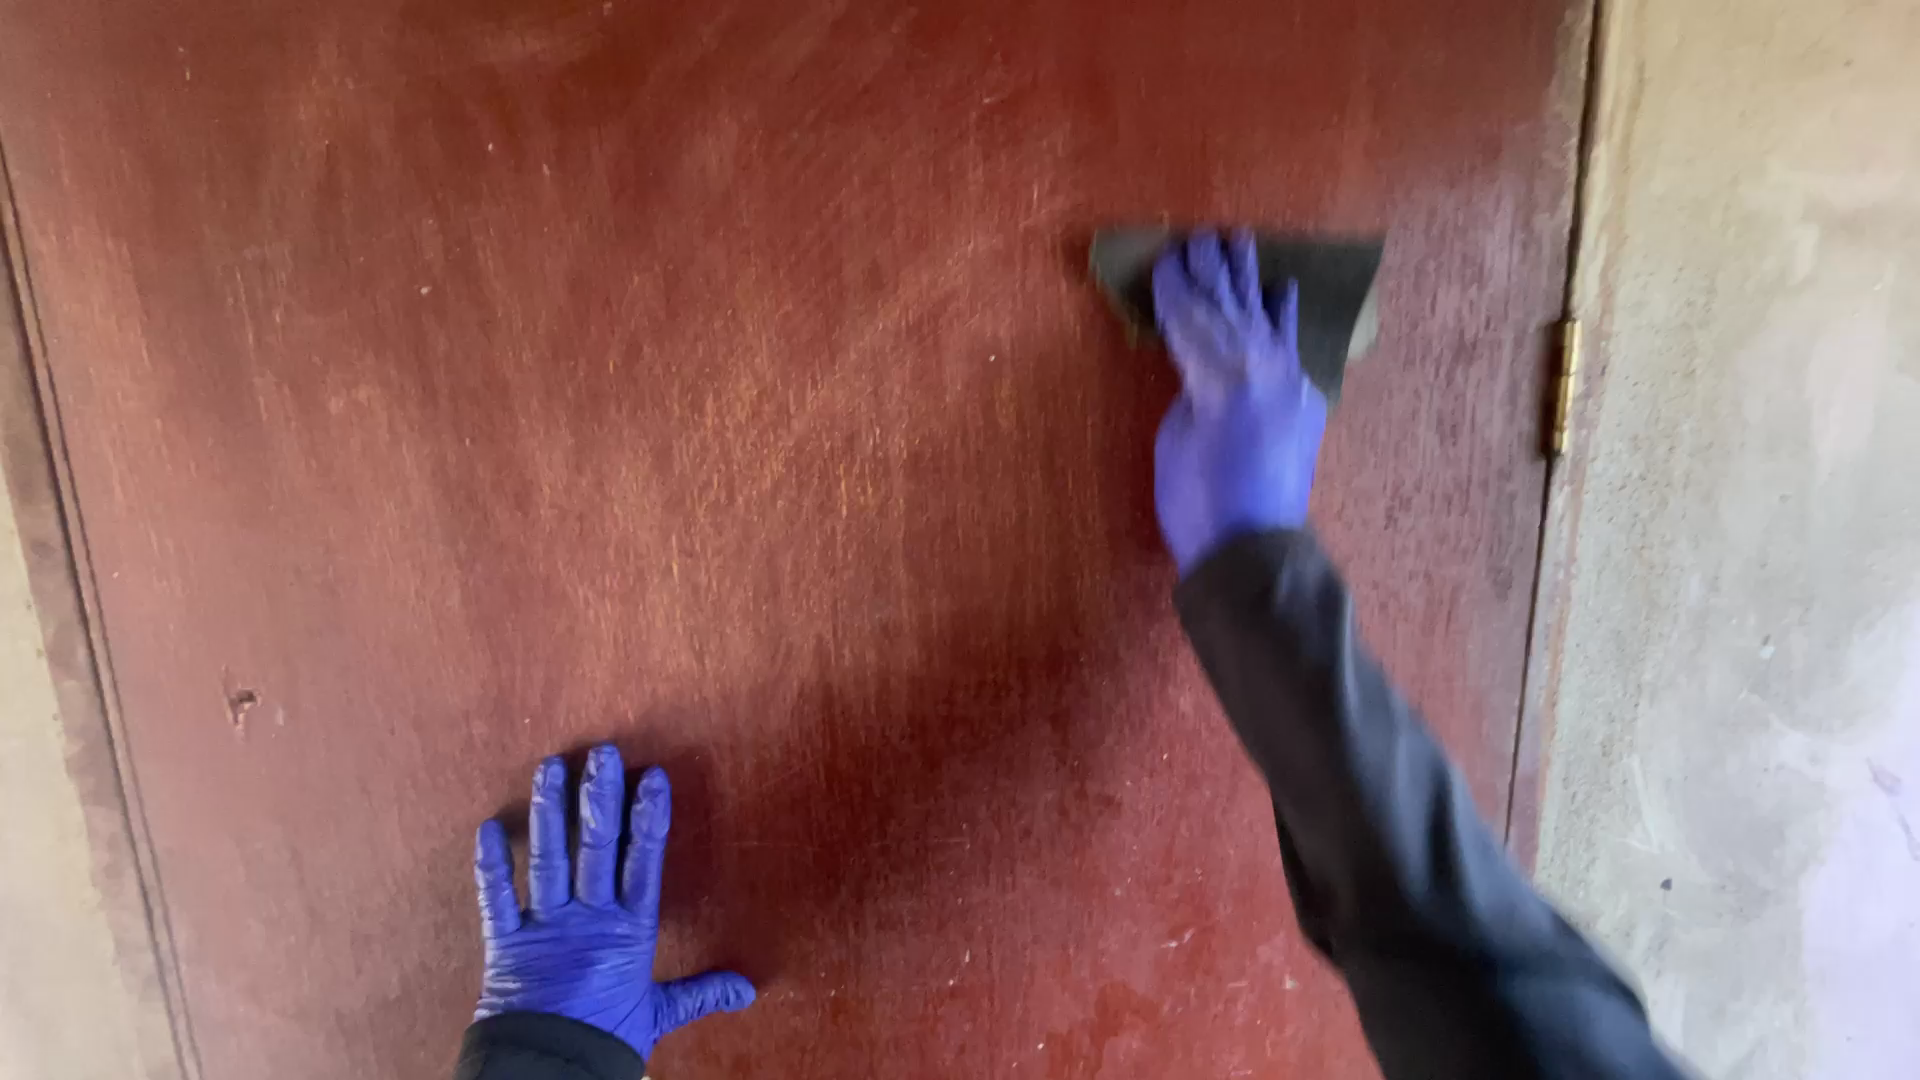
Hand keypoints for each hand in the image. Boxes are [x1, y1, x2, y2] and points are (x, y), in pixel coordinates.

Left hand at [473, 744, 754, 1060]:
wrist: (550, 1078)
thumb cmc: (607, 1039)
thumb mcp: (659, 1012)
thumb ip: (701, 992)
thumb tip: (749, 989)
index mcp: (631, 927)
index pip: (645, 858)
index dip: (649, 817)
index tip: (652, 777)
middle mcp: (591, 918)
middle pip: (598, 846)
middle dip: (601, 797)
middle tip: (604, 753)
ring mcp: (547, 929)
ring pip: (549, 860)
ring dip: (551, 813)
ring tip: (552, 767)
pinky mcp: (506, 947)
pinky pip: (495, 902)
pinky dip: (489, 867)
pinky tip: (486, 828)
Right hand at [1153, 229, 1327, 573]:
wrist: (1253, 548)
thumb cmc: (1196, 502)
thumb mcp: (1173, 441)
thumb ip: (1189, 392)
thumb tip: (1200, 371)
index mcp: (1219, 377)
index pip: (1189, 321)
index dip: (1172, 291)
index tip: (1162, 259)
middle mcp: (1261, 366)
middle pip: (1227, 310)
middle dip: (1208, 273)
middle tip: (1195, 238)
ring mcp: (1290, 380)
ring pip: (1262, 317)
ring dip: (1246, 280)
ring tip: (1236, 242)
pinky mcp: (1304, 400)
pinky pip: (1292, 345)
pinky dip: (1285, 316)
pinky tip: (1283, 289)